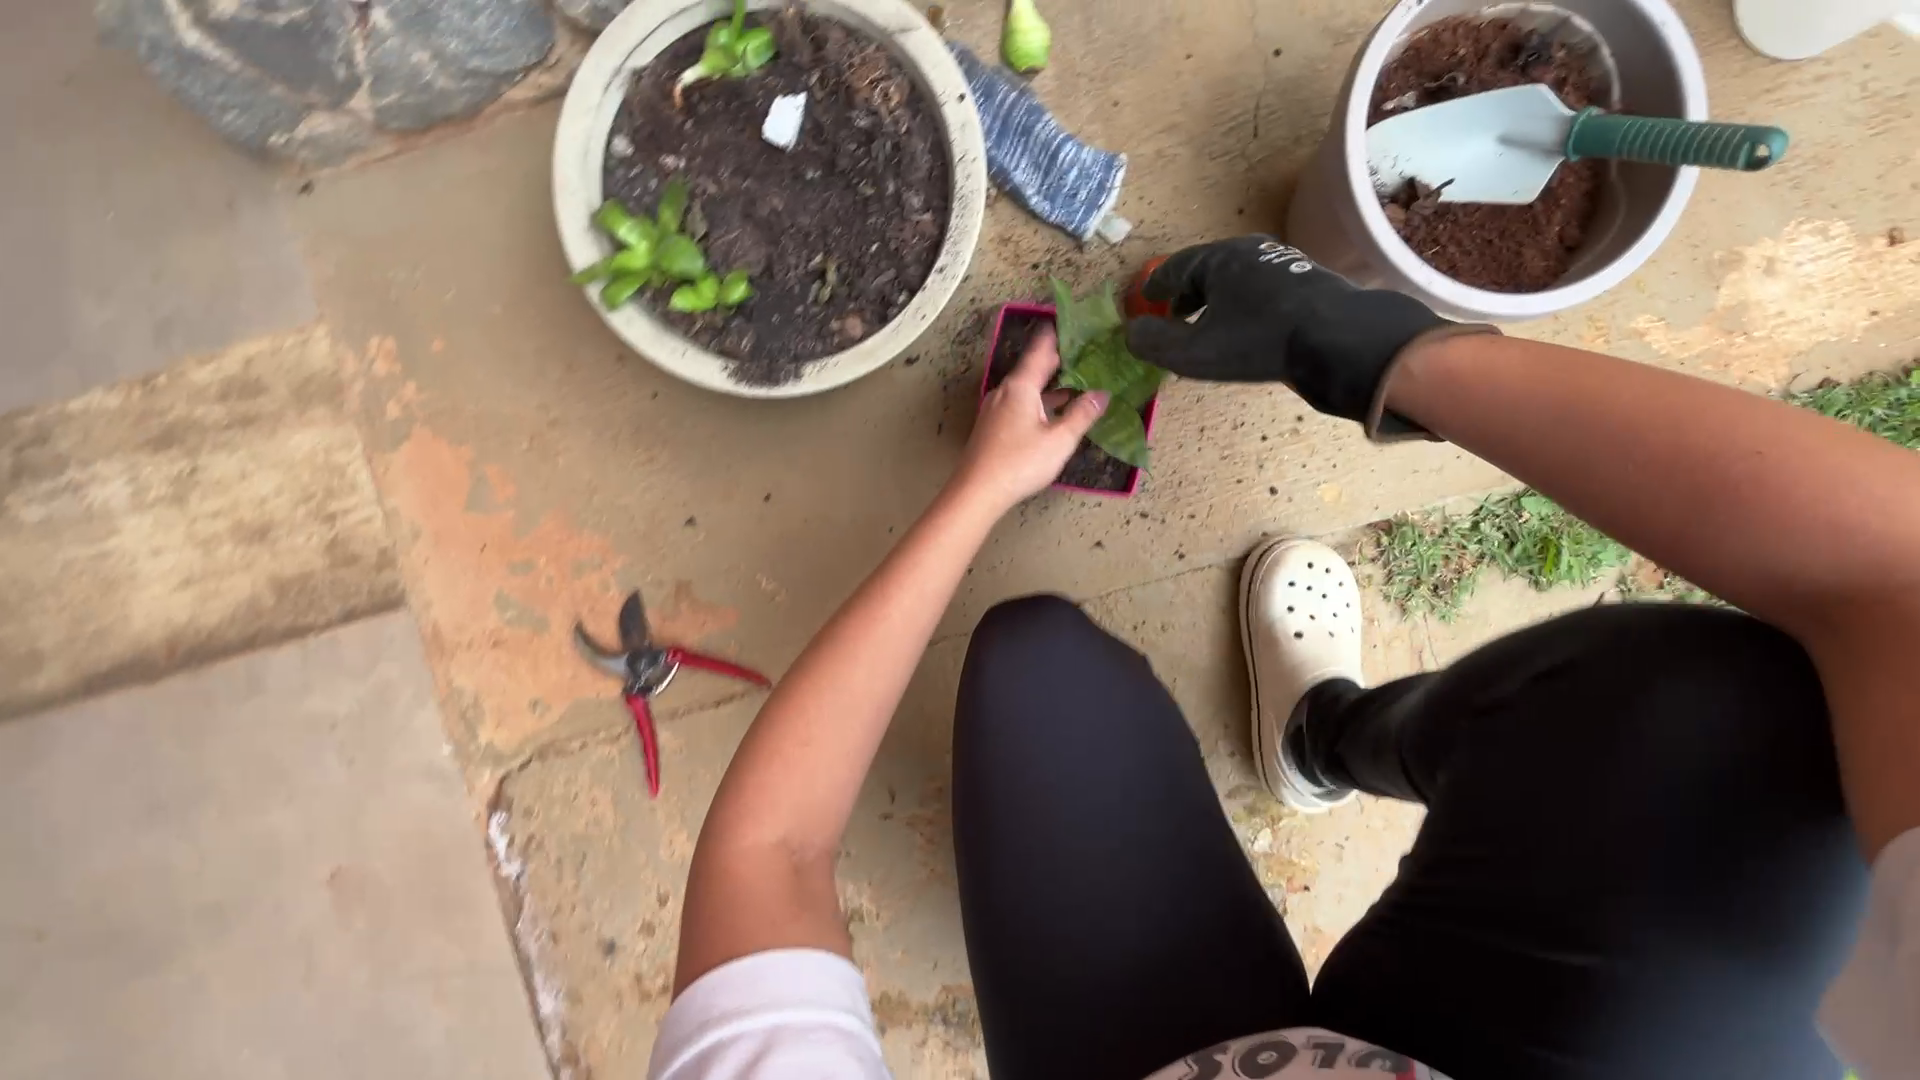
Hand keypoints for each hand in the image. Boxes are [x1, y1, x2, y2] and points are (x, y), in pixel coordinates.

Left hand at [954, 326, 1107, 510]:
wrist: (977, 491)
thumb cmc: (1020, 463)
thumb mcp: (1059, 440)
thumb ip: (1081, 415)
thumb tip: (1101, 394)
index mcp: (1021, 386)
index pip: (1040, 350)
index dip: (1056, 335)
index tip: (1071, 322)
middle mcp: (1004, 391)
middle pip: (1033, 369)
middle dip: (1057, 362)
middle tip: (1083, 354)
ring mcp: (994, 409)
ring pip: (1026, 389)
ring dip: (1049, 386)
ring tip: (1075, 383)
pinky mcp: (992, 427)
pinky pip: (1018, 404)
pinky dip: (1038, 402)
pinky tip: (1051, 412)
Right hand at [1124, 236, 1493, 438]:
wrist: (1339, 340)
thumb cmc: (1258, 342)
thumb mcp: (1194, 352)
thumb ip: (1154, 343)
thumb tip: (1131, 332)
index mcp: (1218, 259)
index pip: (1174, 269)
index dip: (1156, 288)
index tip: (1146, 301)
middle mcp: (1249, 252)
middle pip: (1207, 269)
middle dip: (1187, 293)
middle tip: (1175, 315)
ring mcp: (1282, 264)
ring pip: (1236, 279)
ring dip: (1217, 301)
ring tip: (1209, 326)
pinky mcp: (1306, 283)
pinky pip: (1261, 290)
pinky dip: (1244, 306)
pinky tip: (1247, 330)